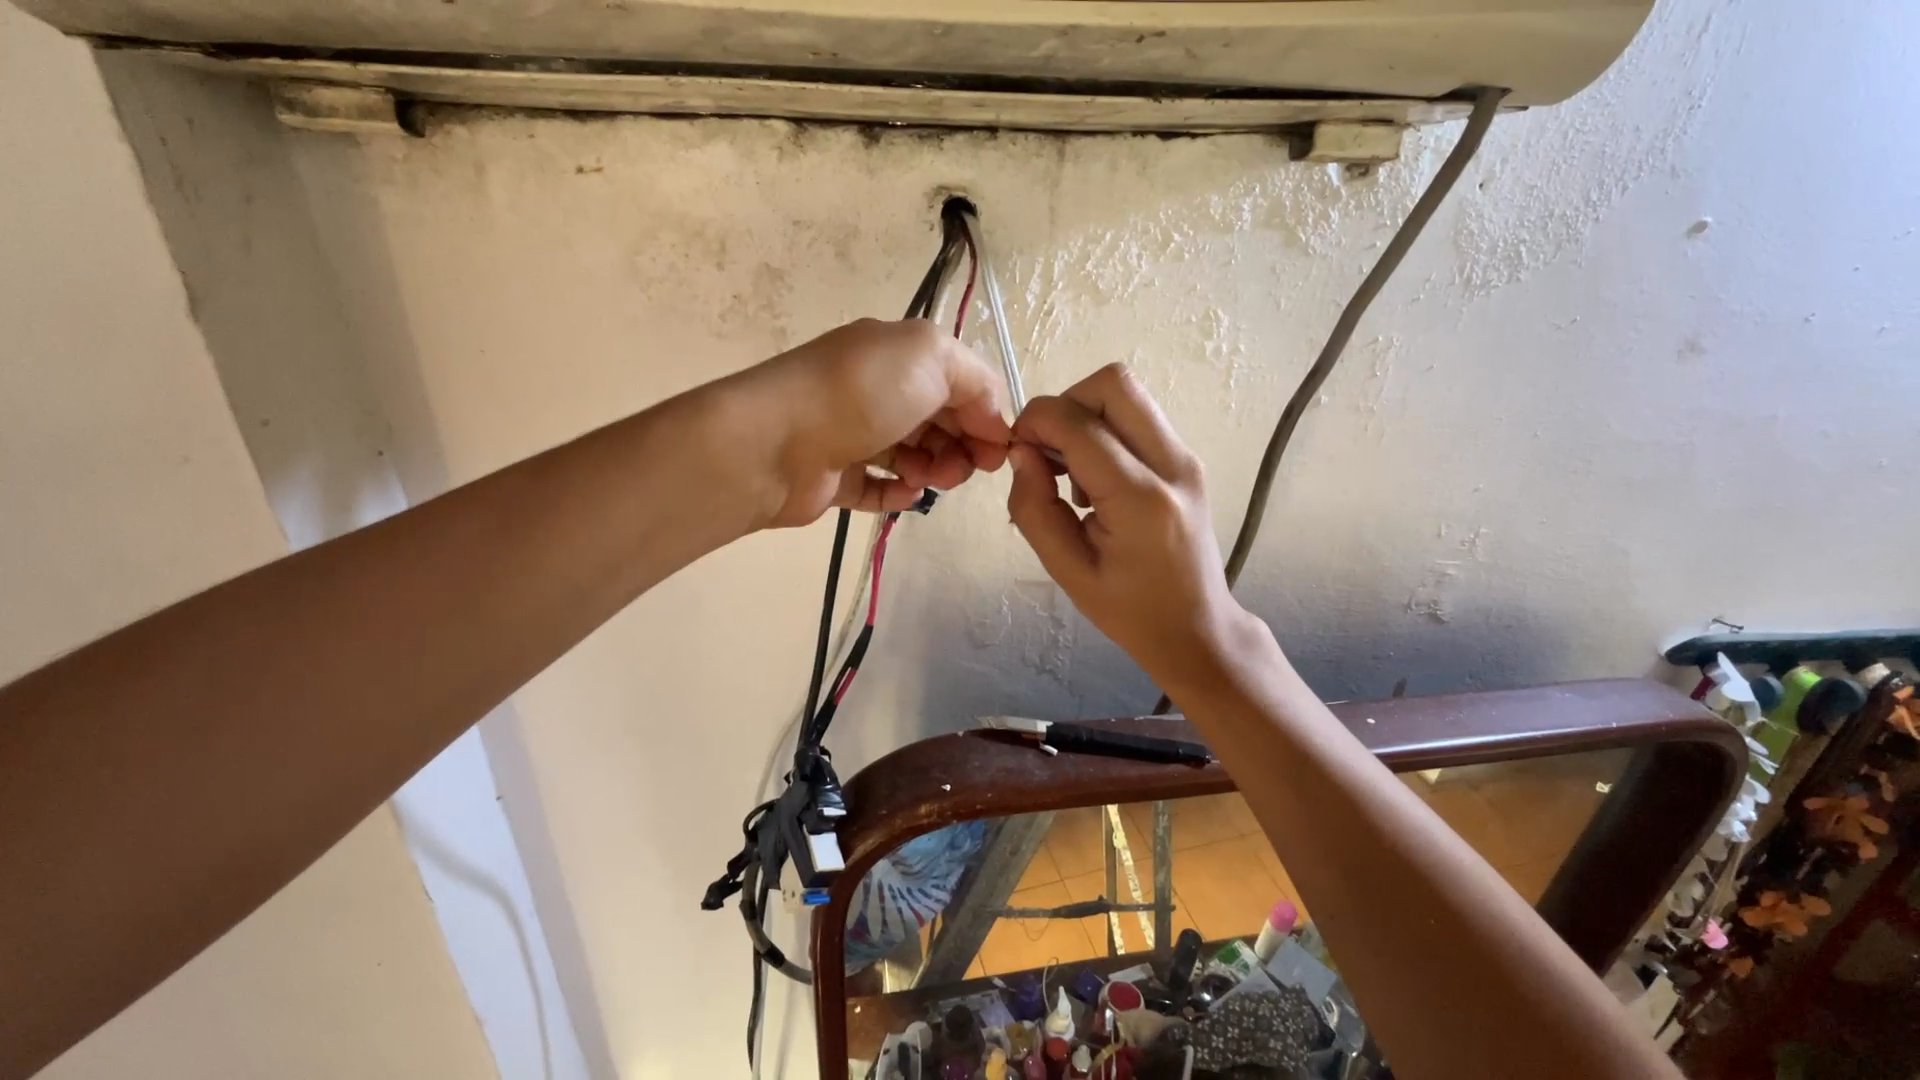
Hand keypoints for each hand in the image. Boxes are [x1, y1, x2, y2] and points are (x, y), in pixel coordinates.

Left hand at [736, 319, 1011, 527]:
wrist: (773, 442)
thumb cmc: (859, 393)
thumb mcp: (930, 358)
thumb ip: (974, 380)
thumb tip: (991, 419)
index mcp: (897, 354)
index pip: (958, 382)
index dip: (985, 414)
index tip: (999, 450)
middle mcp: (874, 389)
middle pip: (937, 420)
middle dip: (963, 444)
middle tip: (967, 469)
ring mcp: (851, 434)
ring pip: (911, 454)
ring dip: (934, 468)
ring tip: (933, 480)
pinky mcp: (834, 476)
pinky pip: (877, 487)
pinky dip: (899, 493)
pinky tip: (909, 496)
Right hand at [1006, 363, 1262, 690]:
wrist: (1196, 627)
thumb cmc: (1128, 610)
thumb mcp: (1067, 571)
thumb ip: (1035, 508)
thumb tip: (1022, 452)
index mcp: (1140, 500)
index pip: (1078, 424)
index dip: (1035, 423)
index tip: (1017, 451)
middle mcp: (1172, 465)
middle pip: (1114, 384)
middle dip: (1066, 404)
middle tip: (1047, 450)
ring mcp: (1186, 458)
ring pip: (1128, 394)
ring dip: (1086, 417)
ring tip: (1072, 474)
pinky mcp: (1186, 460)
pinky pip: (1139, 418)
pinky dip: (1105, 431)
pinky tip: (1095, 481)